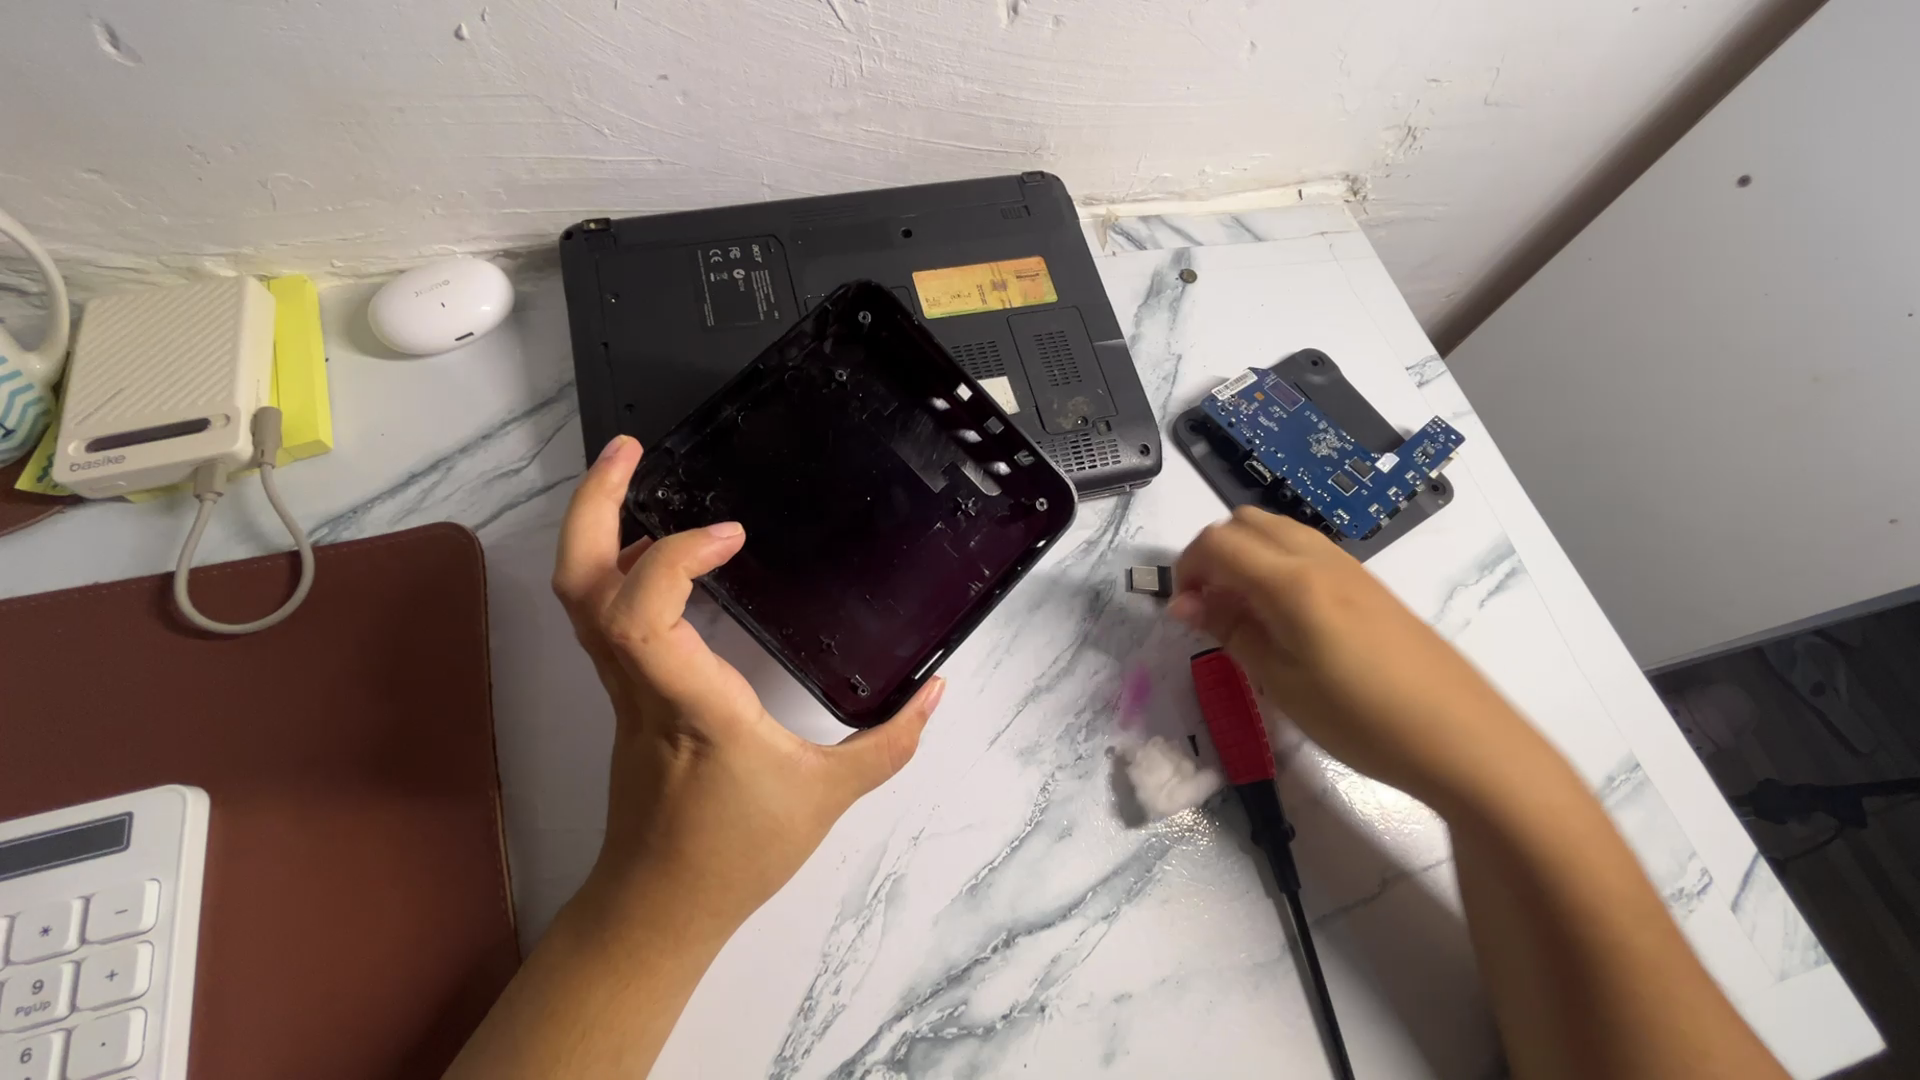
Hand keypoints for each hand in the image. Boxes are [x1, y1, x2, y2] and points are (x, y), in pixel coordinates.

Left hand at [551, 435, 946, 932]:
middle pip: (580, 586)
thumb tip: (936, 691)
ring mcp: (622, 688)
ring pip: (579, 598)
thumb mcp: (829, 796)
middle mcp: (642, 685)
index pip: (641, 614)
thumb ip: (891, 742)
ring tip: (640, 477)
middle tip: (629, 450)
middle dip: (594, 506)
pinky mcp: (625, 694)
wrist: (657, 907)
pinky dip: (620, 567)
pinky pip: (605, 618)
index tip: (730, 535)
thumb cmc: (736, 854)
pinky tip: (665, 553)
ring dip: (598, 528)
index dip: (674, 557)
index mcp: (690, 703)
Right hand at [1170, 506, 1533, 808]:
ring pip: (1277, 531)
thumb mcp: (1279, 680)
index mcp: (1291, 581)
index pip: (1216, 542)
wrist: (1462, 738)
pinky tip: (1284, 618)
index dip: (1186, 569)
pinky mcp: (1368, 584)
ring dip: (1245, 556)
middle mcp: (1318, 558)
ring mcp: (1348, 567)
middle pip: (1245, 522)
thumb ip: (1229, 630)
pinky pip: (1305, 551)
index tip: (1184, 612)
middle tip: (1210, 608)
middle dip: (1212, 554)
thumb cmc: (1360, 718)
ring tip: (1244, 614)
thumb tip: (1184, 602)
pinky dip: (1275, 566)